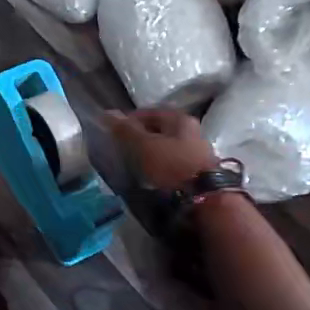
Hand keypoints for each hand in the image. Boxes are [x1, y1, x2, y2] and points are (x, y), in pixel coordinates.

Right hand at [105, 108, 220, 190]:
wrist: (202, 197)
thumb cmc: (171, 166)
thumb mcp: (143, 146)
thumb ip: (125, 130)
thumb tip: (106, 113)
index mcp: (179, 118)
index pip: (147, 112)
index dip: (127, 121)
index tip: (112, 134)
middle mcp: (191, 130)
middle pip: (157, 130)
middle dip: (138, 138)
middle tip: (120, 151)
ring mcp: (195, 151)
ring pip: (164, 147)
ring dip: (148, 154)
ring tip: (132, 166)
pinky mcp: (195, 170)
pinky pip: (170, 163)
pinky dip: (158, 167)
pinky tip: (149, 177)